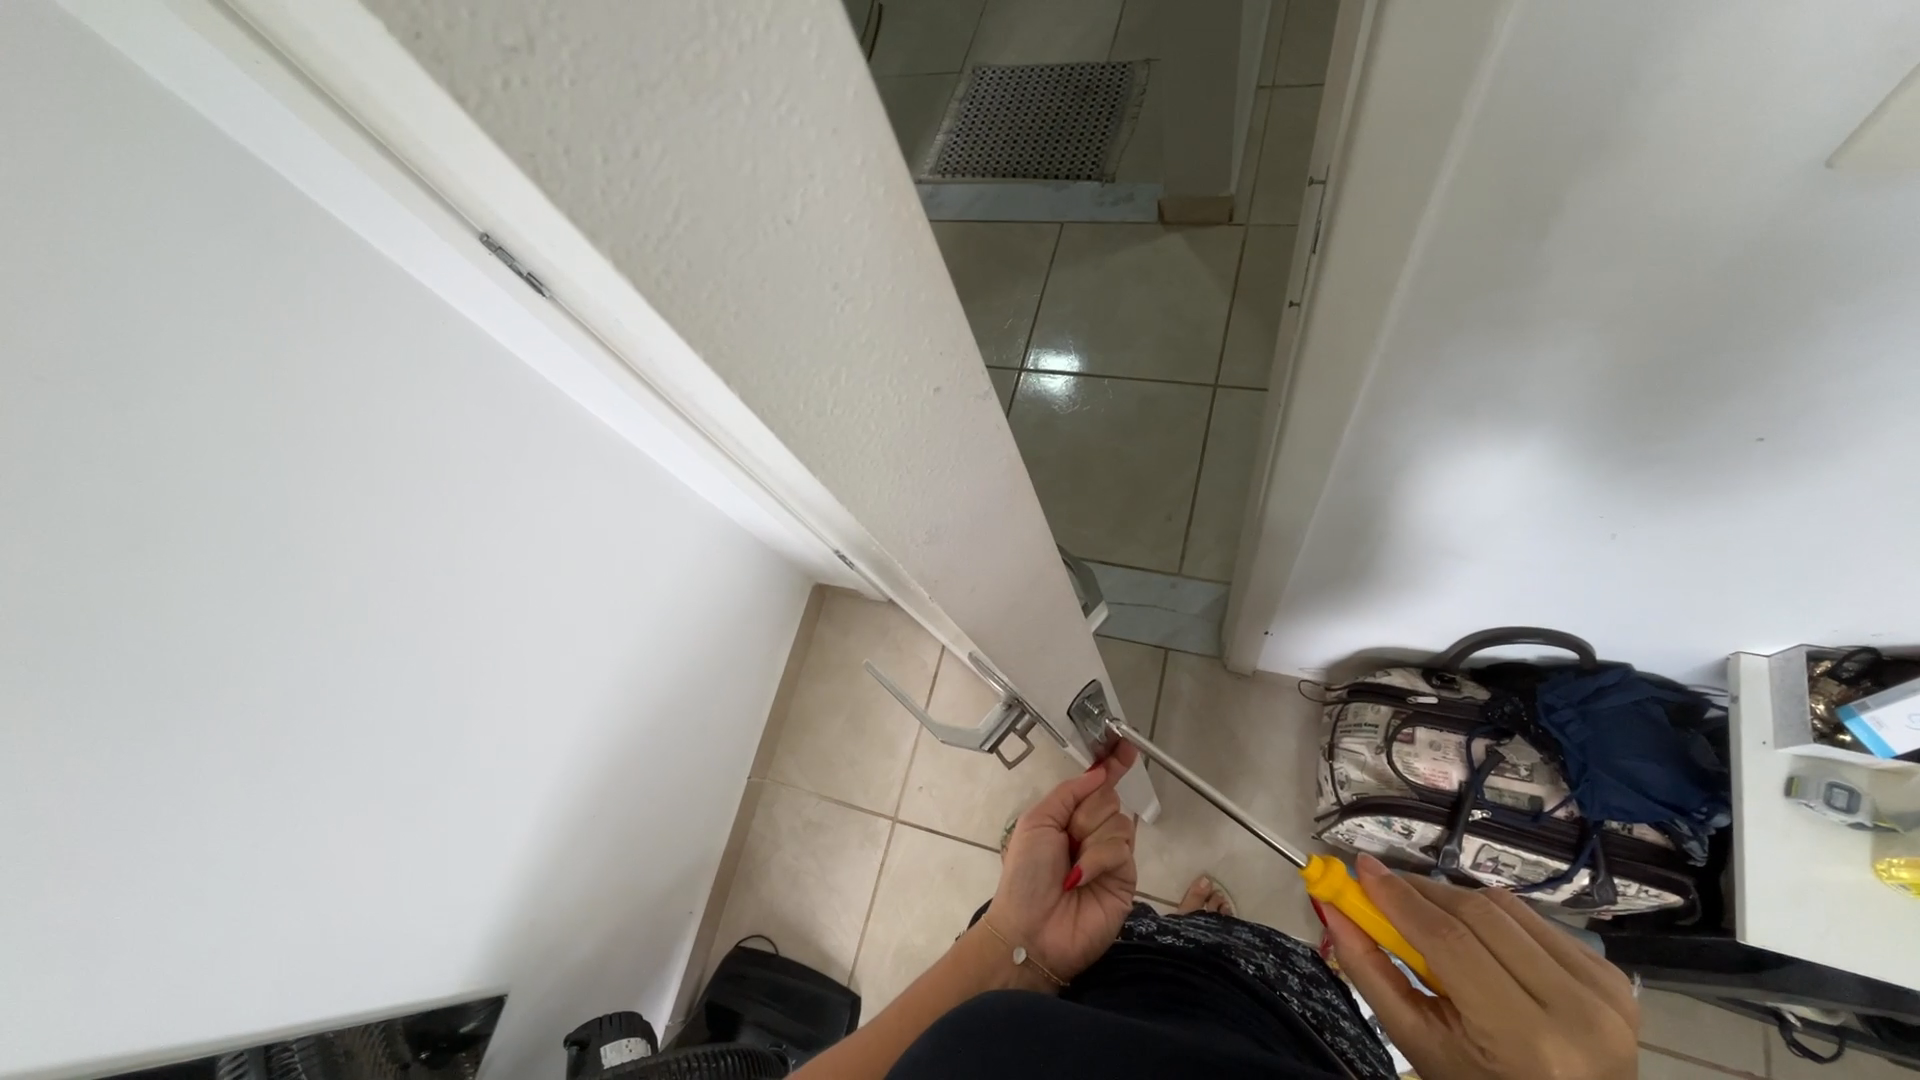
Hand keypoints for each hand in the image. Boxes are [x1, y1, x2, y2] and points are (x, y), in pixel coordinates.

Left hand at [981, 743, 1139, 986]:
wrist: (1030, 930)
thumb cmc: (1025, 876)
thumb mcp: (1037, 822)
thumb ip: (1069, 793)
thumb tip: (1098, 772)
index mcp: (1070, 817)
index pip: (1097, 785)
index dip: (1112, 765)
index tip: (1125, 746)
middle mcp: (1094, 833)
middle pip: (1109, 798)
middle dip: (1086, 814)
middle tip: (1067, 840)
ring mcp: (1112, 856)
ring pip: (1119, 821)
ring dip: (1090, 839)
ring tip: (1072, 867)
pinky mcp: (1126, 879)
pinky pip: (1122, 849)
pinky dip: (1098, 859)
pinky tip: (1081, 878)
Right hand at [1325, 855, 1637, 1079]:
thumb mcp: (1416, 1041)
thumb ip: (1370, 972)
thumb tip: (1332, 908)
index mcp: (1526, 1040)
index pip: (1450, 941)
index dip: (1399, 897)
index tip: (1361, 867)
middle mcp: (1577, 1011)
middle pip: (1479, 914)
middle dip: (1420, 890)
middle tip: (1380, 884)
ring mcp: (1605, 993)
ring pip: (1505, 907)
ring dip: (1454, 899)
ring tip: (1426, 915)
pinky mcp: (1615, 979)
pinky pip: (1534, 920)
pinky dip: (1493, 916)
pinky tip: (1477, 938)